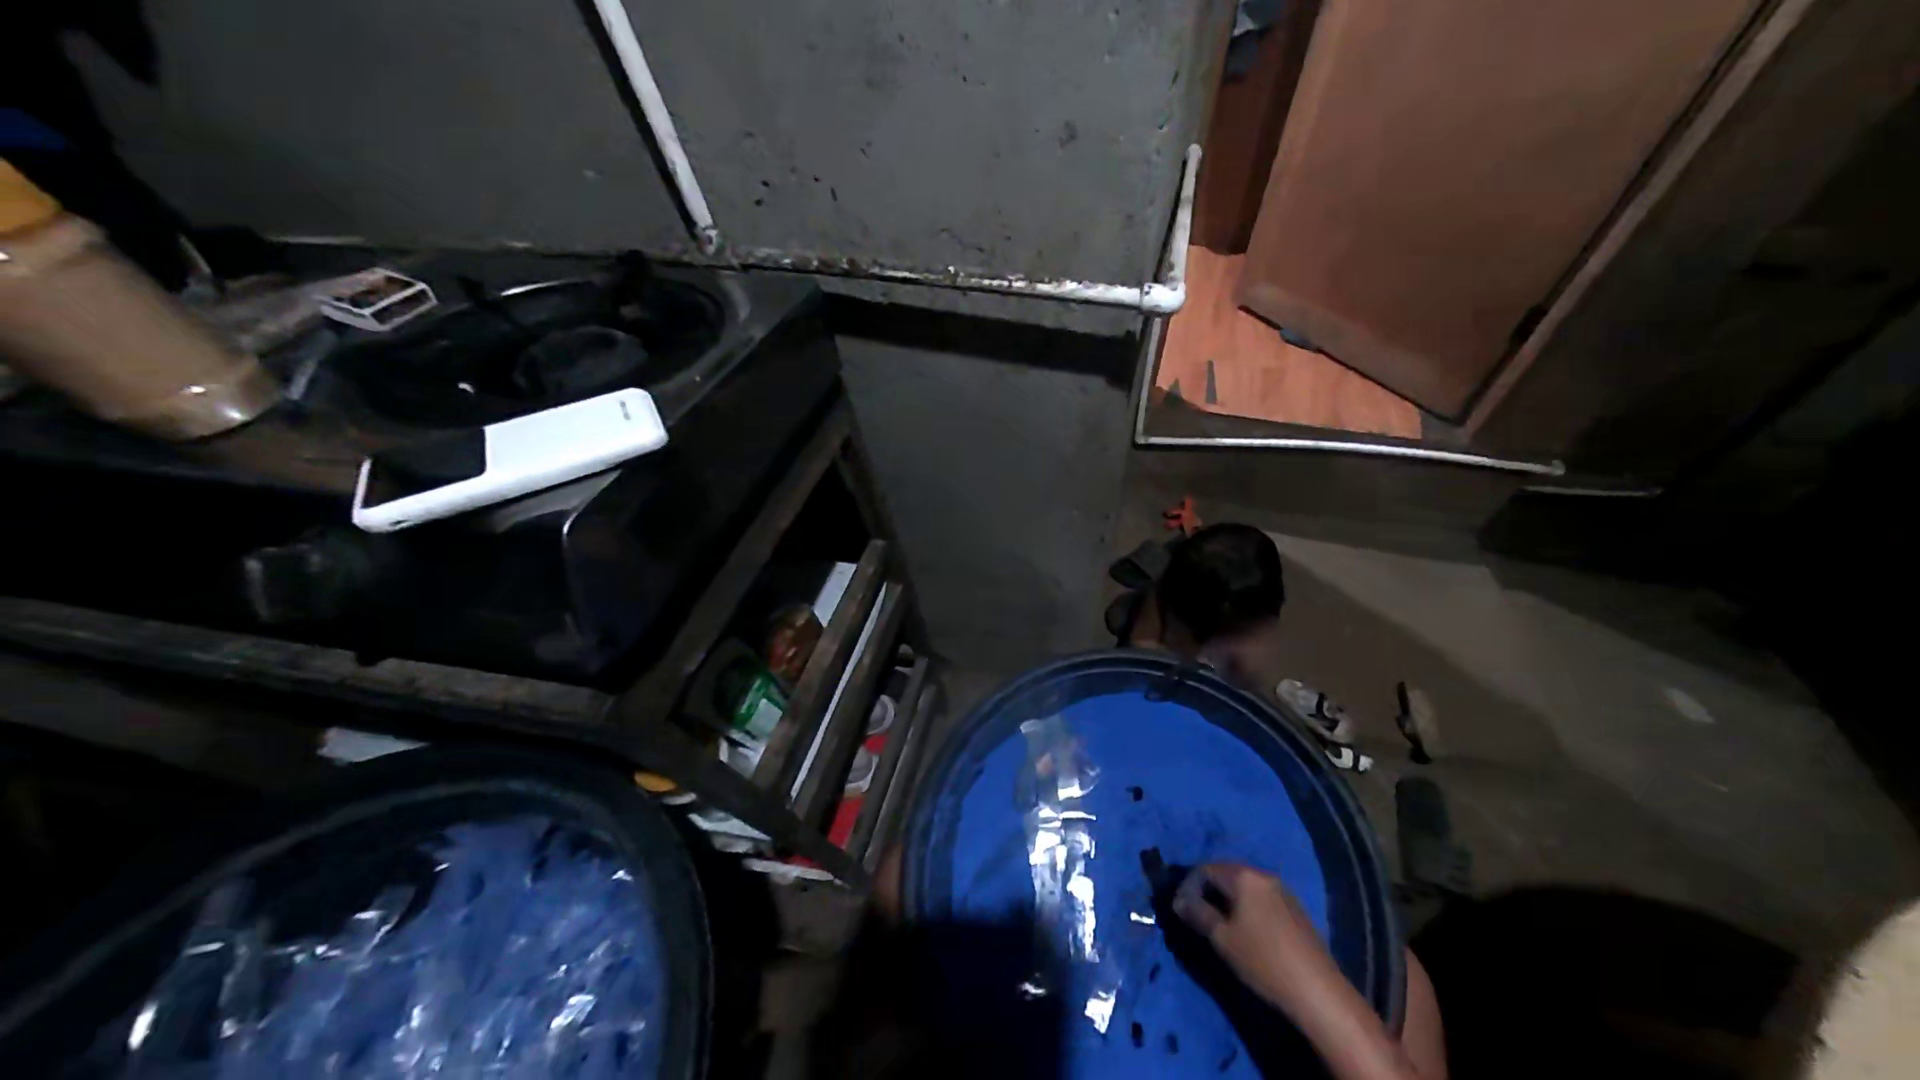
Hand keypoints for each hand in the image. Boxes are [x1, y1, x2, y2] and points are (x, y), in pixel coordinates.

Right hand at [1172, 862, 1345, 1017]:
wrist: (1318, 991)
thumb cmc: (1263, 960)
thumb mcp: (1222, 938)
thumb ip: (1197, 913)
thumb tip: (1179, 901)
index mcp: (1244, 876)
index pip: (1205, 869)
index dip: (1187, 886)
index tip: (1180, 909)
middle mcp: (1263, 876)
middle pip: (1226, 873)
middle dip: (1207, 890)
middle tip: (1195, 914)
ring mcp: (1282, 891)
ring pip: (1244, 886)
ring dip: (1226, 899)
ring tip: (1217, 923)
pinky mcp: (1294, 909)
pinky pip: (1260, 897)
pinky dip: (1245, 906)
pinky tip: (1244, 929)